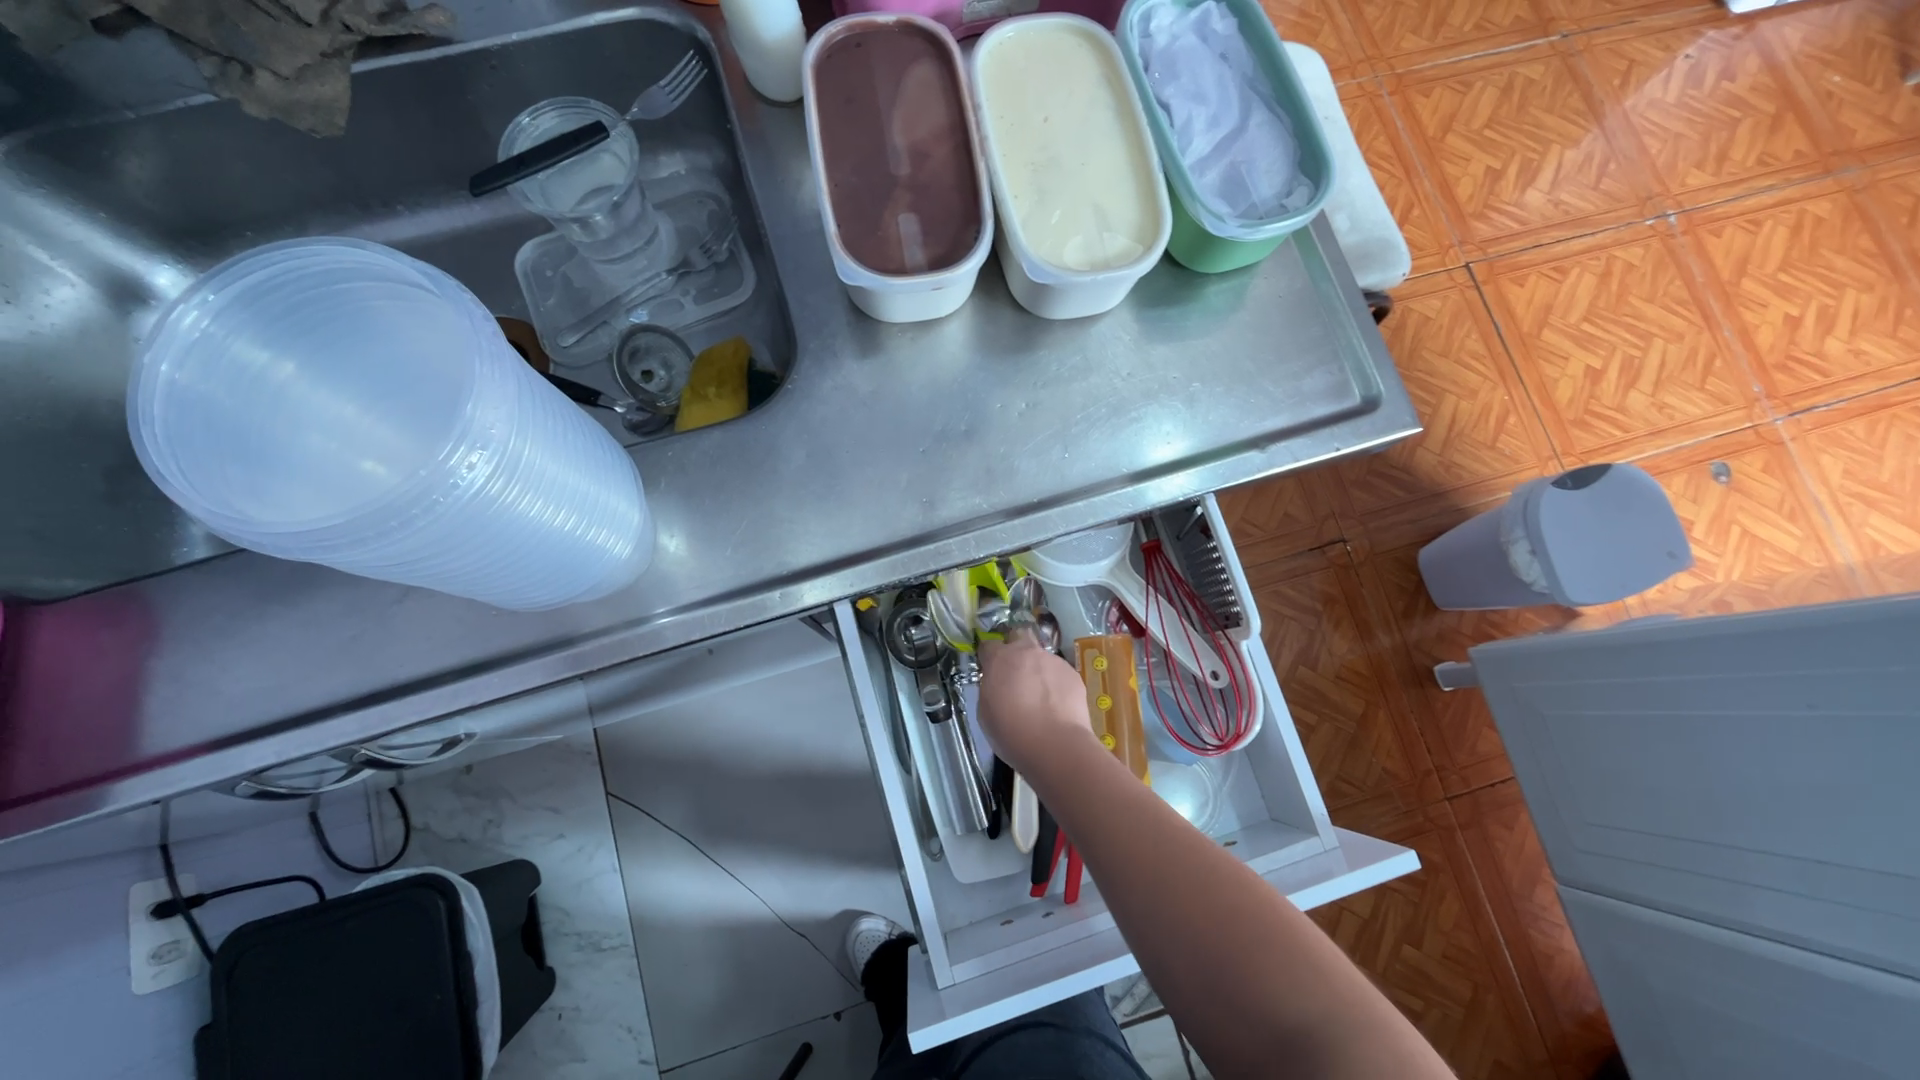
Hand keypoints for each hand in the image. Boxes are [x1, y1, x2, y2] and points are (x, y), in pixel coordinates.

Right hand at [977, 629, 1098, 775]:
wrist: (1055, 745)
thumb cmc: (1011, 732)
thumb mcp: (985, 712)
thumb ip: (989, 689)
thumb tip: (997, 684)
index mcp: (1000, 659)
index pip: (988, 644)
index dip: (988, 656)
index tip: (989, 670)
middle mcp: (1027, 652)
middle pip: (1019, 635)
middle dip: (1015, 648)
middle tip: (1015, 672)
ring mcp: (1053, 661)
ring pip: (1042, 657)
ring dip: (1038, 670)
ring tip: (1041, 697)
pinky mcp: (1073, 674)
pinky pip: (1059, 673)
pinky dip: (1056, 684)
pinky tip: (1057, 705)